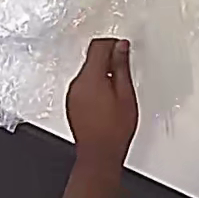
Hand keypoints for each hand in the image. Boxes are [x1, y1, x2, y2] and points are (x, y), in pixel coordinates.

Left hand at [67, 38, 136, 169]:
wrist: (100, 153)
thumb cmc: (115, 129)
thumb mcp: (126, 93)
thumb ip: (121, 67)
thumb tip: (121, 48)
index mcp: (90, 78)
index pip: (98, 47)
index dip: (113, 43)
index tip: (124, 47)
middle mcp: (77, 84)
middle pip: (91, 58)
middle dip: (108, 58)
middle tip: (125, 67)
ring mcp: (73, 94)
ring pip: (88, 72)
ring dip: (103, 72)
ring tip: (119, 86)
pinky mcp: (72, 103)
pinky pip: (84, 85)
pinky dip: (96, 84)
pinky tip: (109, 97)